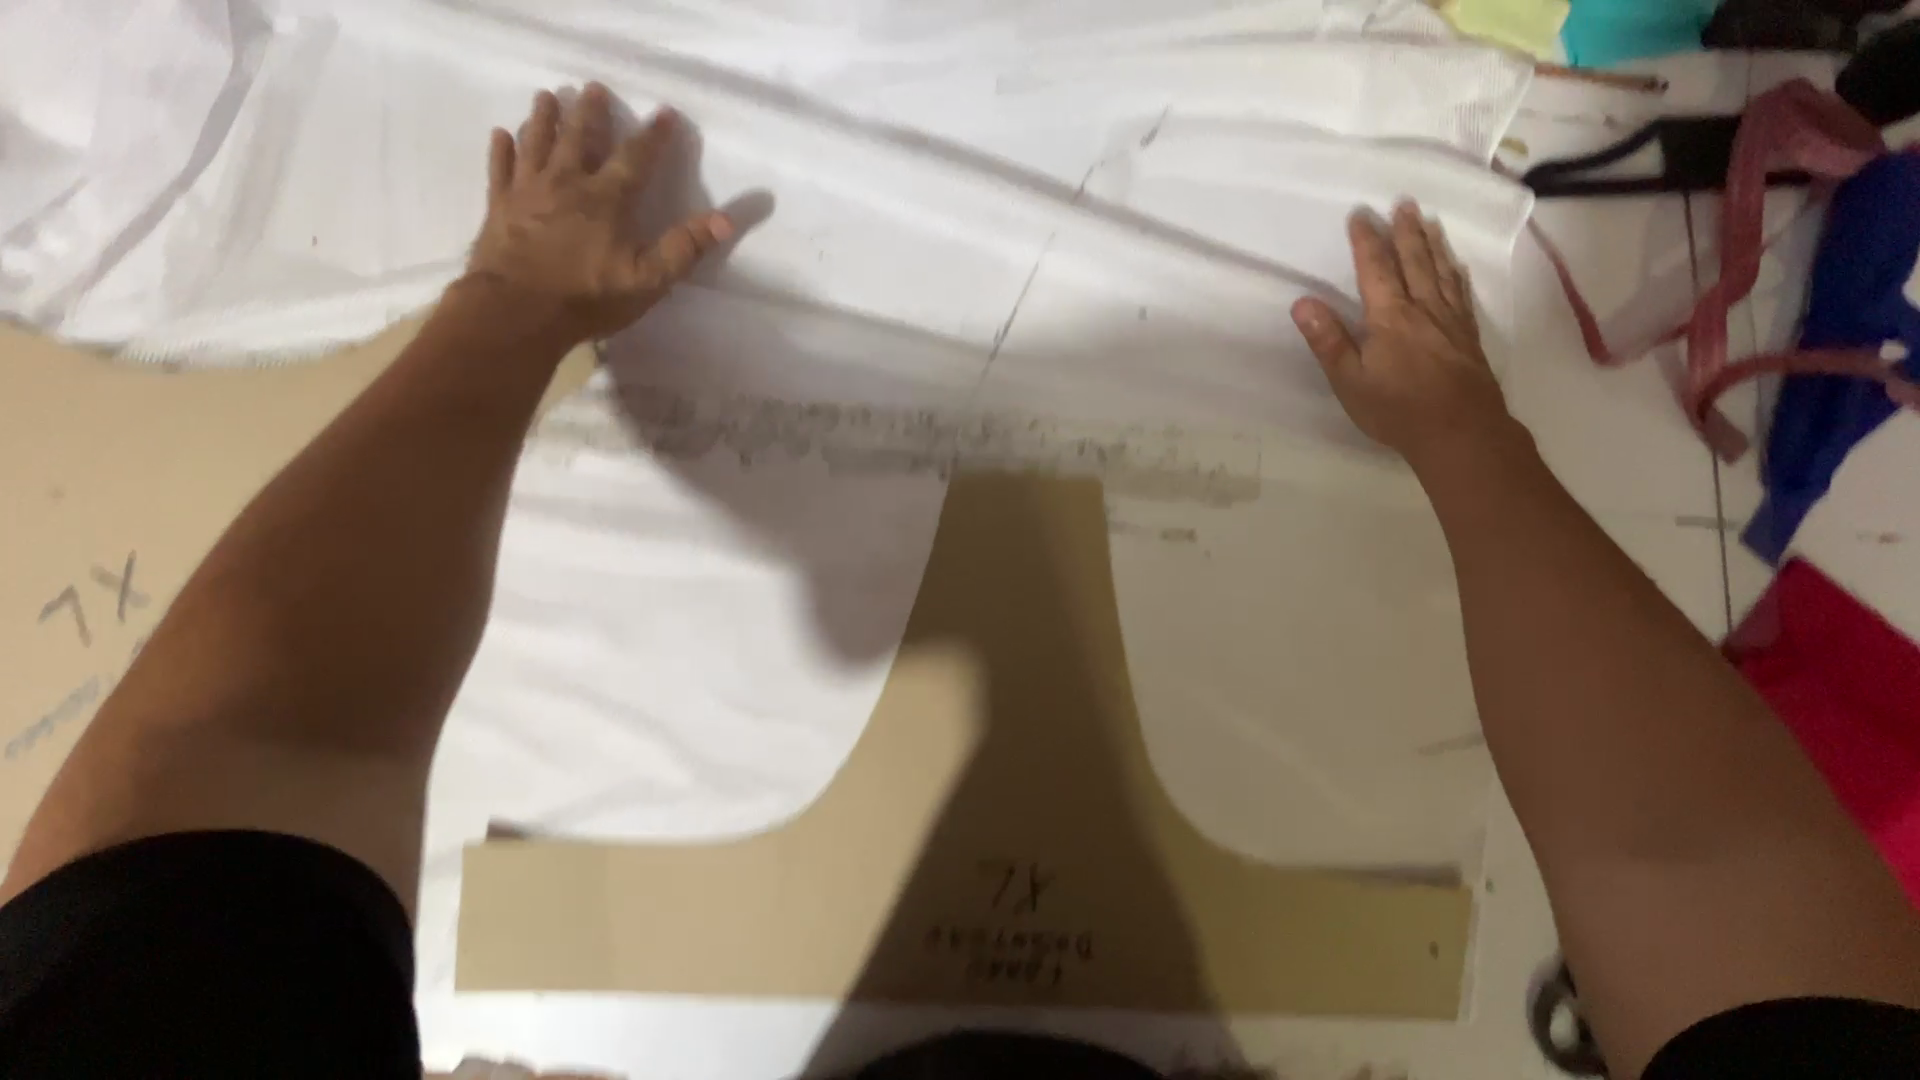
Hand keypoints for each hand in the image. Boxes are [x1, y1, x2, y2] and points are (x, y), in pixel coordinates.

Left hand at [466, 84, 733, 344]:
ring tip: (547, 97)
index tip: (665, 113)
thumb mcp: (648, 279)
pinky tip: (501, 134)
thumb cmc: (588, 297)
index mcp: (607, 199)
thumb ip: (684, 247)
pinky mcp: (500, 205)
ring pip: (537, 142)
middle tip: (593, 87)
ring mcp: (529, 190)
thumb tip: (725, 220)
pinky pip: (500, 168)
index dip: (653, 136)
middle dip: (590, 112)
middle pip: (580, 137)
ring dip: (544, 118)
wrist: (517, 310)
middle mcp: (567, 183)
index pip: (636, 158)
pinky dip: (502, 149)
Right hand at [1290, 202, 1515, 466]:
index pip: (1375, 270)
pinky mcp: (1466, 335)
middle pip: (1412, 262)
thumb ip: (1328, 339)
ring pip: (1439, 271)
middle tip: (1402, 203)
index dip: (1366, 241)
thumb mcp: (1349, 380)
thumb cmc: (1396, 409)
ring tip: (1427, 220)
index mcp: (1389, 318)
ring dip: (1431, 243)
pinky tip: (1454, 266)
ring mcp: (1448, 320)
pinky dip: (1454, 273)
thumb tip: (1302, 302)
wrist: (1459, 430)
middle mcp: (1422, 309)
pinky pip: (1459, 293)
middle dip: (1404, 232)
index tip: (1360, 215)